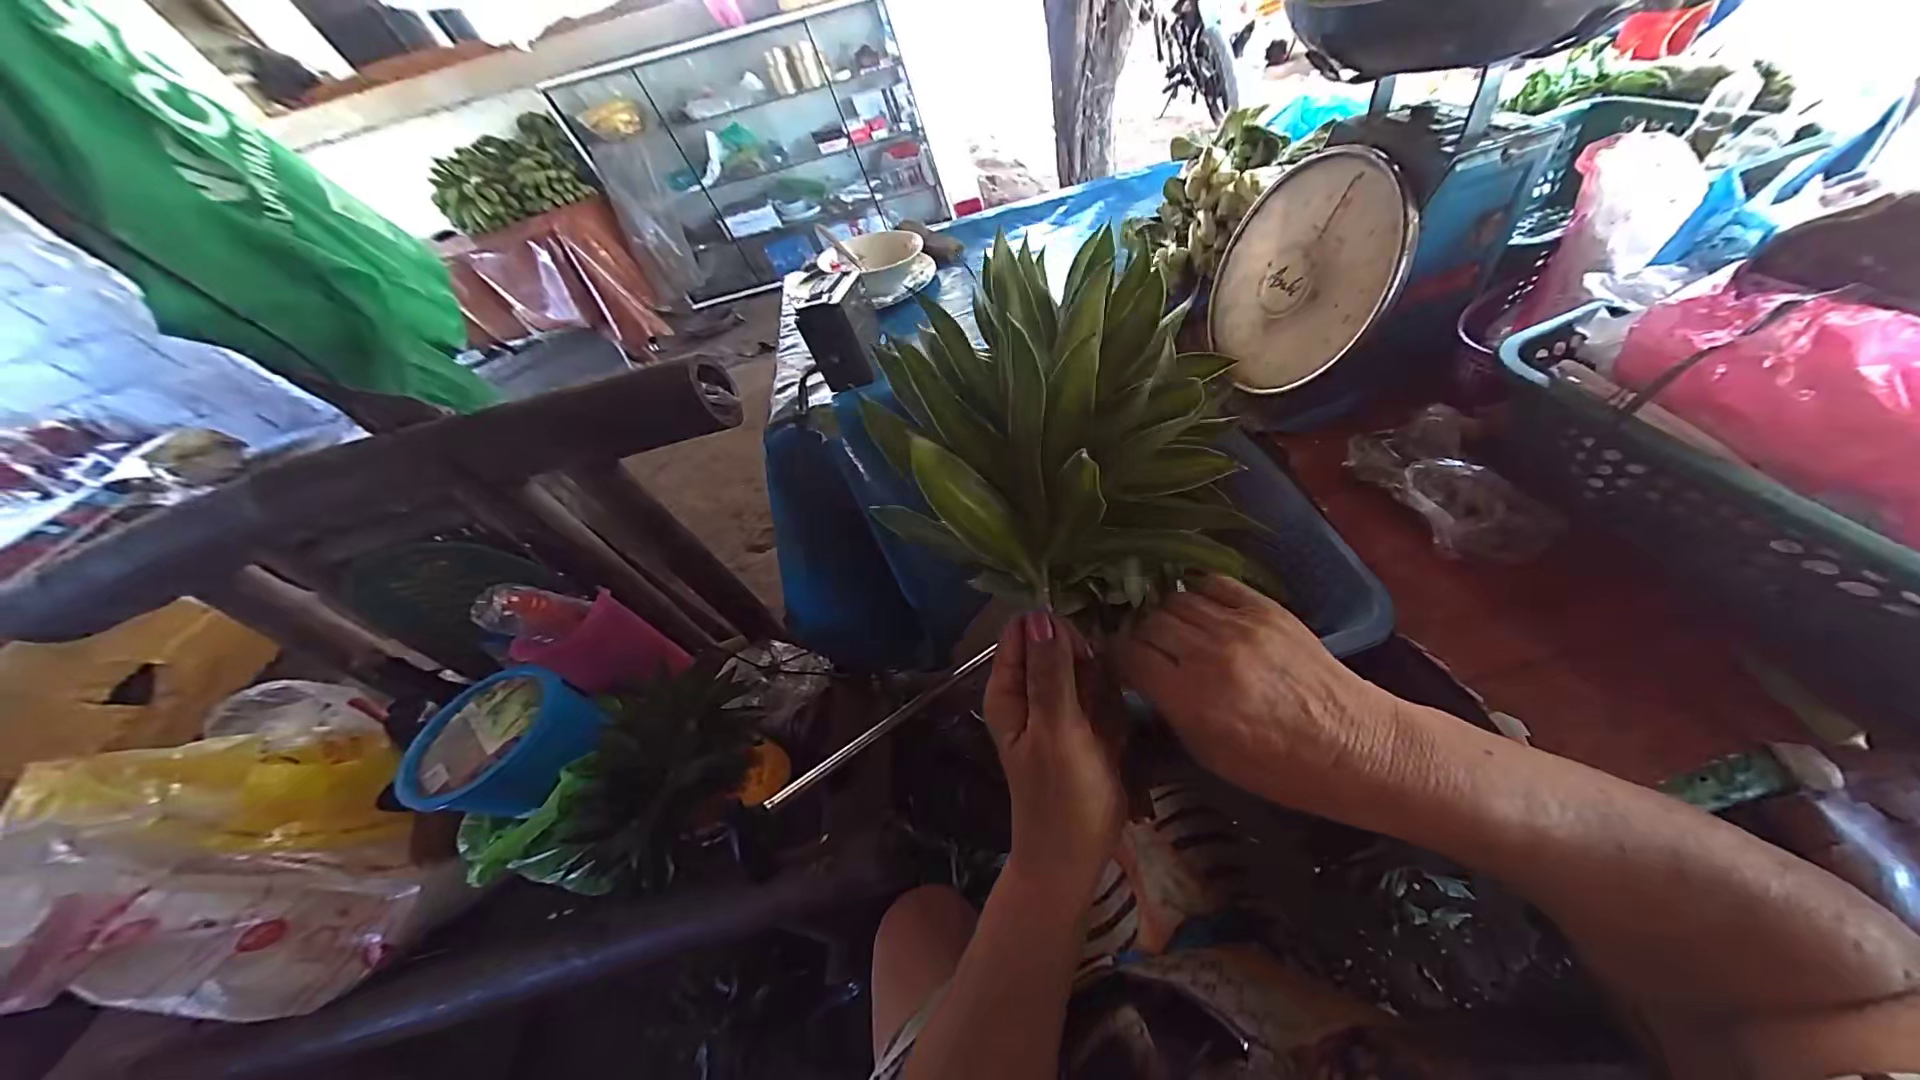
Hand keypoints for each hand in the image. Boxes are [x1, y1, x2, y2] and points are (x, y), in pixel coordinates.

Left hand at [983, 612, 1122, 895]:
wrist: (1078, 854)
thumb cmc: (1060, 796)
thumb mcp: (1054, 731)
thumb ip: (1049, 673)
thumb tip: (1039, 616)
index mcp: (1008, 689)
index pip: (1024, 631)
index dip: (1056, 634)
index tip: (1081, 659)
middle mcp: (1030, 691)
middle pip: (1063, 647)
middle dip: (1087, 673)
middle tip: (1091, 711)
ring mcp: (1060, 706)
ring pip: (1090, 671)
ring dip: (1103, 700)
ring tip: (1100, 736)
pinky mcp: (1086, 721)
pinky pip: (1105, 698)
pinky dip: (1112, 719)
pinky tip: (1110, 746)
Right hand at [1112, 575, 1406, 808]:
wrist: (1356, 746)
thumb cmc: (1277, 767)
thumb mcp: (1207, 752)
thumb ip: (1167, 707)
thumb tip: (1140, 673)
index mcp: (1190, 697)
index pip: (1128, 653)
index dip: (1116, 655)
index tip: (1118, 660)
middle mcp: (1209, 653)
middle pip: (1147, 622)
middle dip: (1137, 633)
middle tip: (1143, 645)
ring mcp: (1239, 625)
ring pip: (1174, 599)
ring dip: (1164, 613)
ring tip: (1171, 628)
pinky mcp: (1265, 608)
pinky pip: (1213, 583)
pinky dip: (1197, 592)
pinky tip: (1198, 608)